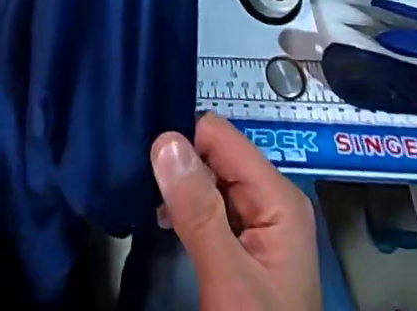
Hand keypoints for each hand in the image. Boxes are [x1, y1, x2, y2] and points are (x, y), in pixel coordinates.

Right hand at [151, 114, 320, 310]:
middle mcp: (270, 198)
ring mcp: (257, 220)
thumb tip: (165, 140)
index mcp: (277, 197)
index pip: (220, 136)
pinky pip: (208, 202)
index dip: (181, 141)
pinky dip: (183, 205)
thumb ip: (199, 211)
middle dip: (178, 163)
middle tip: (139, 182)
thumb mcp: (229, 280)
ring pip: (208, 176)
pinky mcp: (242, 240)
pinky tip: (163, 219)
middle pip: (214, 153)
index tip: (142, 159)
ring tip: (146, 199)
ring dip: (177, 185)